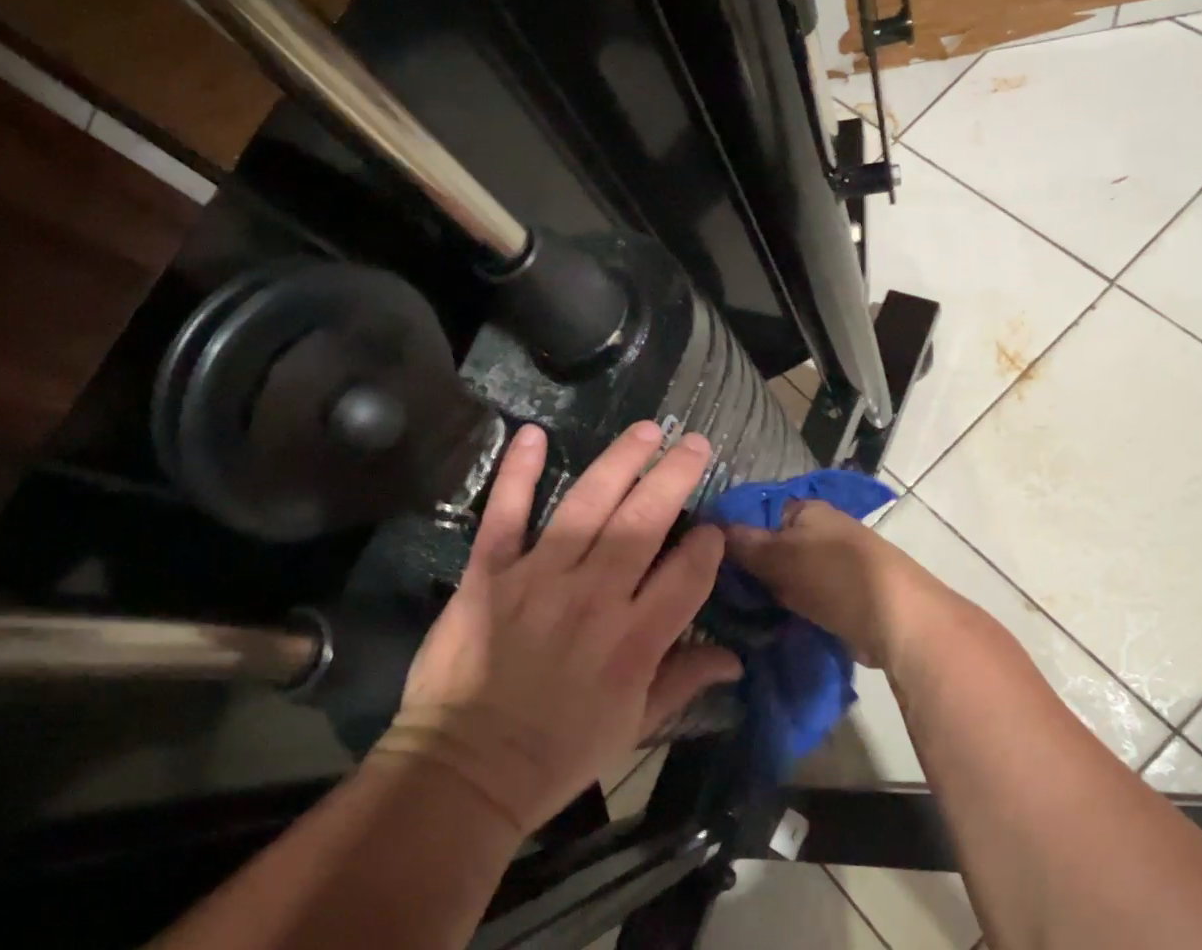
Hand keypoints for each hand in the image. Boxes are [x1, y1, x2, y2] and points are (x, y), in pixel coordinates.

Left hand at [378, 421, 741, 835]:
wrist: (467, 770)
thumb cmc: (558, 754)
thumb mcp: (634, 727)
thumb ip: (684, 682)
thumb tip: (734, 659)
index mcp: (636, 639)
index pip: (688, 574)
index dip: (709, 544)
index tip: (714, 528)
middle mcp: (595, 596)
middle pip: (645, 522)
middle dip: (676, 477)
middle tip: (697, 443)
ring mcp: (540, 578)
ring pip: (588, 505)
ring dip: (621, 462)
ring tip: (648, 430)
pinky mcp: (490, 573)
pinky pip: (505, 514)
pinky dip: (517, 473)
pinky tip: (532, 434)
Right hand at [723, 499, 950, 669]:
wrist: (896, 619)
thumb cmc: (836, 576)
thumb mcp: (780, 555)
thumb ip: (743, 543)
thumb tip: (709, 528)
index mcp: (806, 509)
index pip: (757, 512)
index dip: (730, 532)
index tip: (699, 557)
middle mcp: (819, 531)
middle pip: (769, 546)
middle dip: (746, 567)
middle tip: (708, 590)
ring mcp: (830, 565)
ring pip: (783, 576)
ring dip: (764, 592)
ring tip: (726, 610)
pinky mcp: (838, 598)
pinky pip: (799, 599)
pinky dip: (784, 609)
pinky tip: (758, 623)